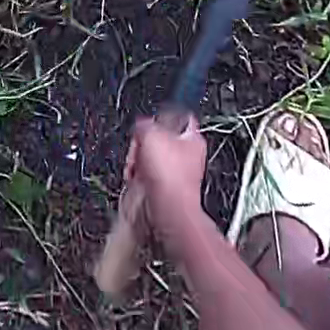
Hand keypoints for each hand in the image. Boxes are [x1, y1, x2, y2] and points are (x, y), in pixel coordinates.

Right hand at [125, 114, 208, 240]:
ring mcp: (175, 175)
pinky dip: (136, 177)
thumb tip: (140, 127)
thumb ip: (145, 124)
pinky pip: (144, 176)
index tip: (152, 120)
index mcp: (193, 139)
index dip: (163, 117)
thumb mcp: (151, 133)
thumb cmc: (170, 176)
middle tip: (140, 148)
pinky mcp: (163, 190)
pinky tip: (136, 179)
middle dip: (143, 143)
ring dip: (137, 161)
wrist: (167, 212)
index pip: (179, 119)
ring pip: (148, 158)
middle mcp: (188, 157)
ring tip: (137, 167)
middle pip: (158, 139)